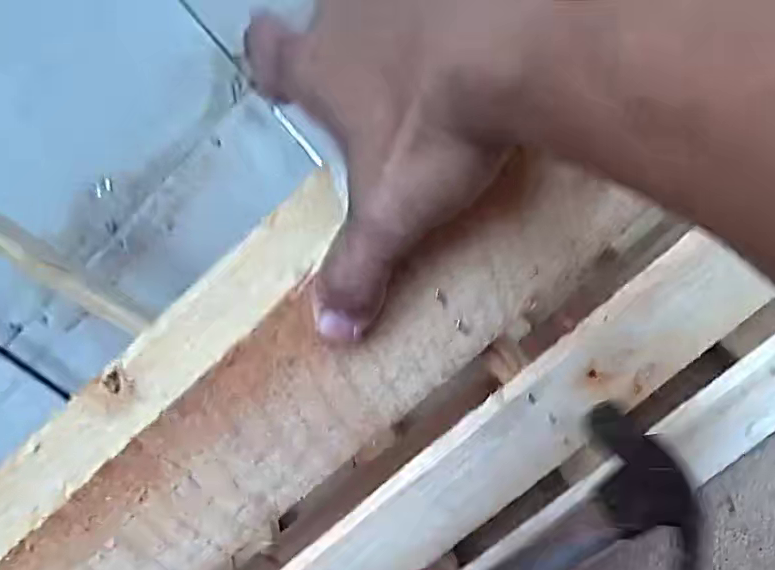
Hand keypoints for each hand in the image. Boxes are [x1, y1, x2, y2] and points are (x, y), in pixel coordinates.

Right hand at [245, 1, 520, 341]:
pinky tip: (484, 48)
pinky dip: (460, 24)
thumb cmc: (432, 135)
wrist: (504, 50)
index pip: (271, 57)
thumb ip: (361, 269)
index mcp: (322, 66)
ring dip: (405, 35)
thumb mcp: (393, 217)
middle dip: (345, 54)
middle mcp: (349, 10)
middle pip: (330, 25)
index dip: (272, 70)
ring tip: (438, 72)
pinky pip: (450, 6)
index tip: (278, 85)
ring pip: (388, 7)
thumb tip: (330, 332)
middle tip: (377, 90)